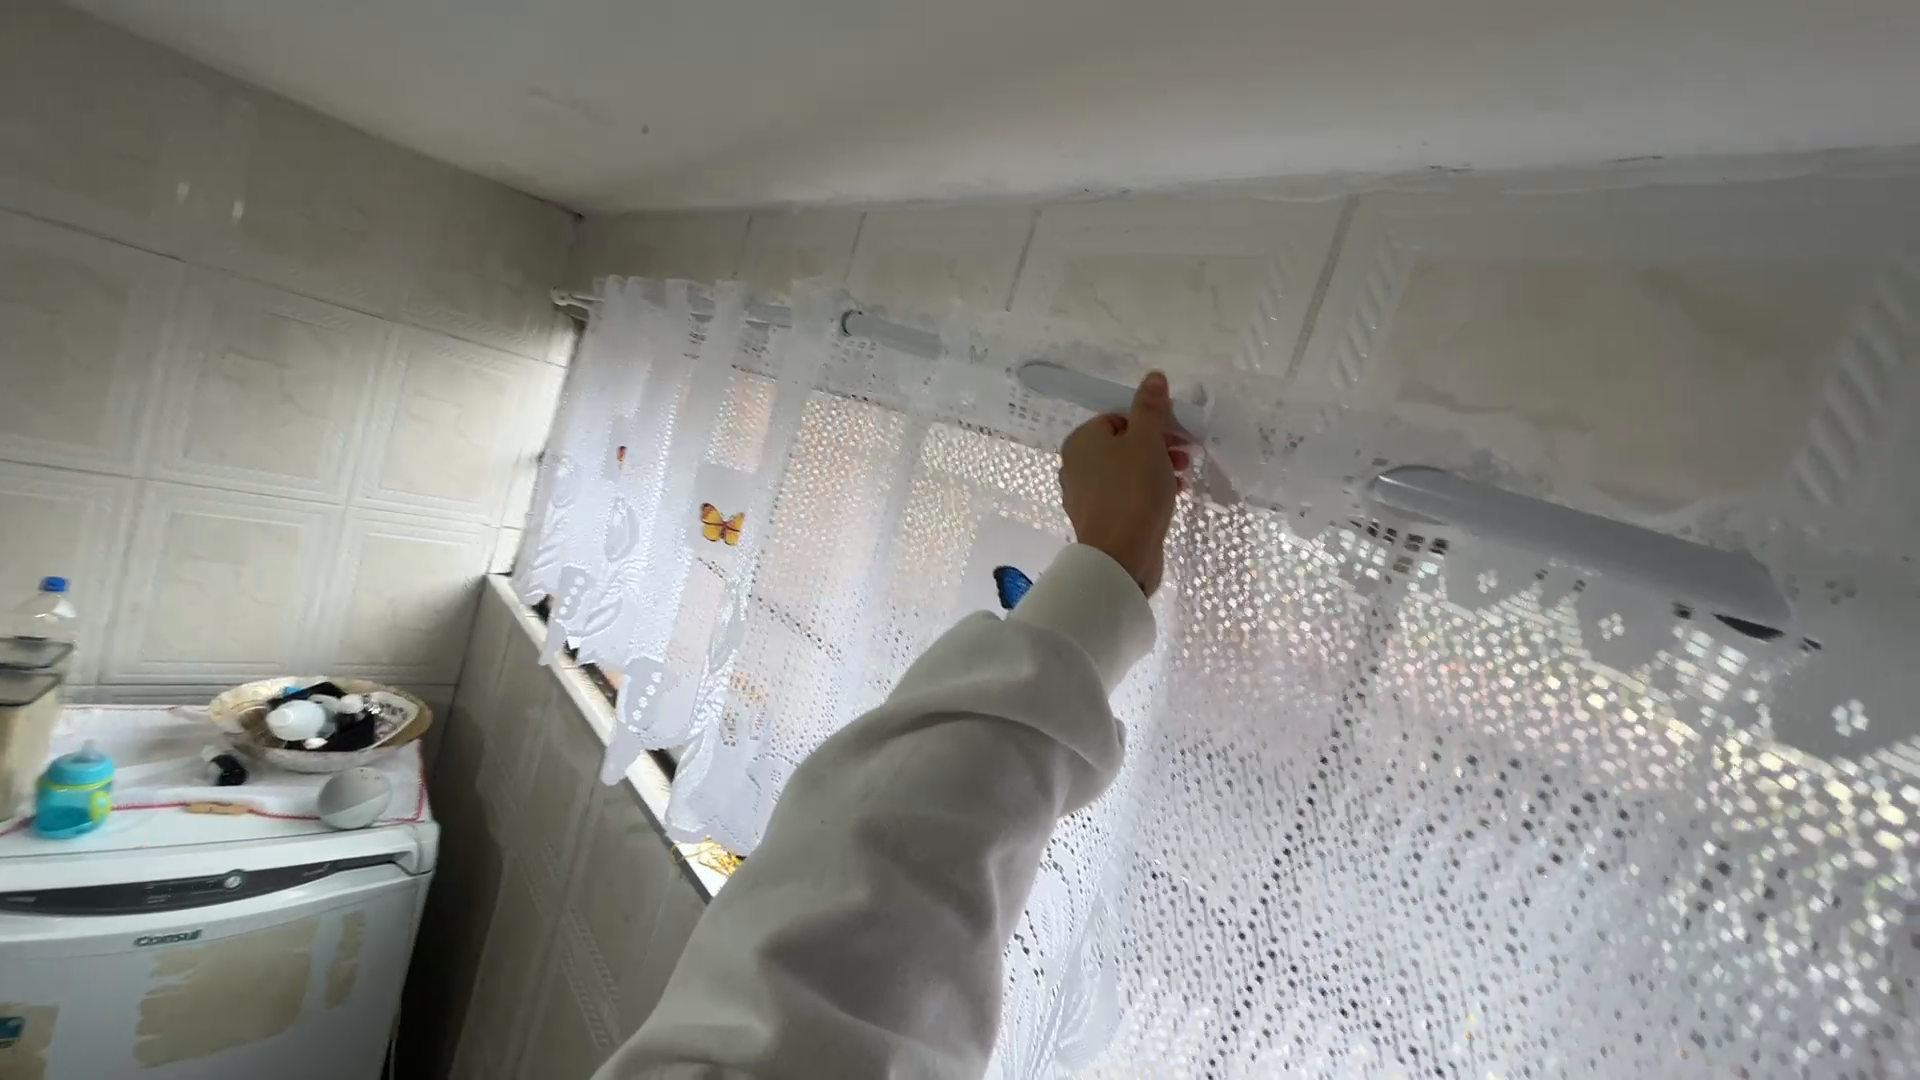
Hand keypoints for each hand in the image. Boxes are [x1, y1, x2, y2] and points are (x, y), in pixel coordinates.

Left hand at [1058, 371, 1190, 595]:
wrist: (1119, 555)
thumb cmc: (1132, 490)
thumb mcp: (1146, 441)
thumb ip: (1150, 408)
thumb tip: (1153, 376)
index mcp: (1081, 441)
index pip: (1118, 418)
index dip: (1151, 422)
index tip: (1178, 433)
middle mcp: (1076, 464)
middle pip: (1122, 444)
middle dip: (1157, 446)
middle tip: (1185, 455)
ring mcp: (1084, 494)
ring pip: (1125, 471)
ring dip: (1156, 468)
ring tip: (1182, 477)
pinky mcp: (1098, 518)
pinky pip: (1125, 495)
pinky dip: (1146, 491)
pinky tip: (1171, 496)